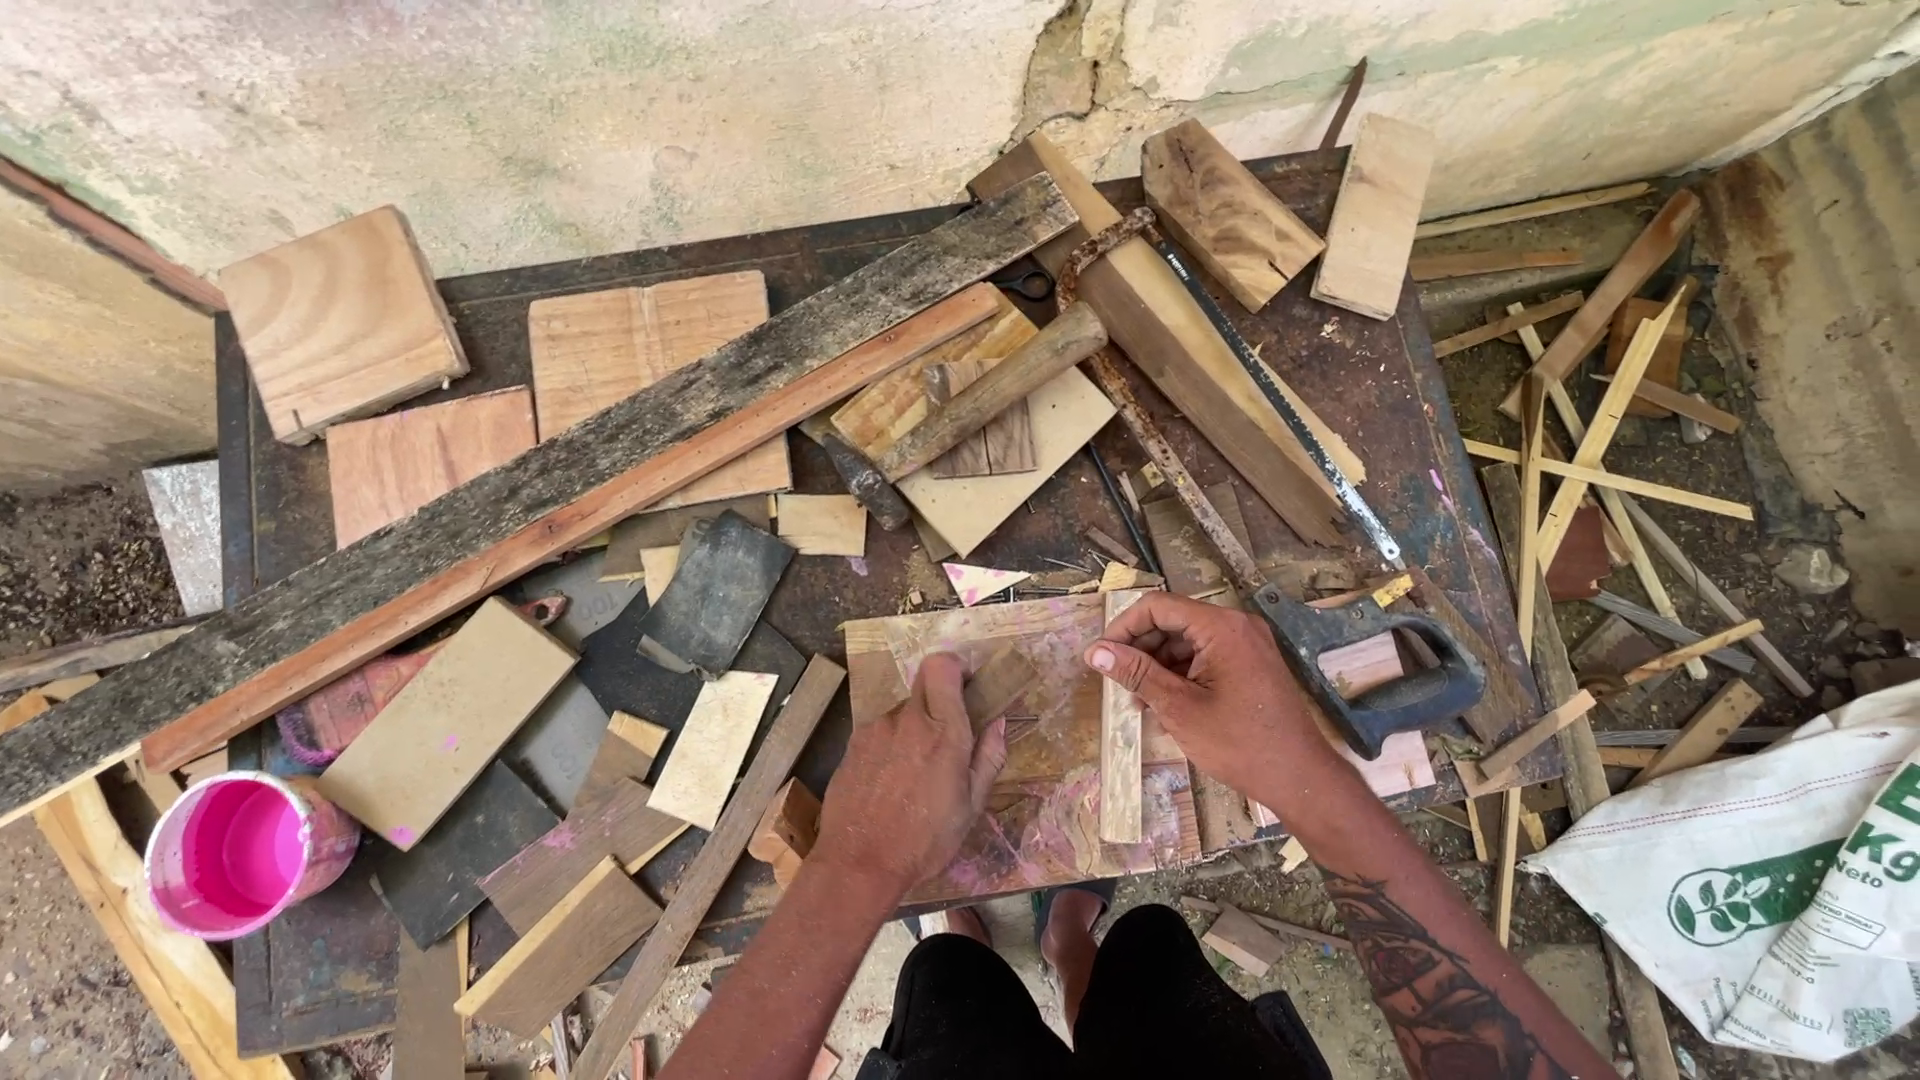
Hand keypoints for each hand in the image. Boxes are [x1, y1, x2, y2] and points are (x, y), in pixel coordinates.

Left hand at [810, 653, 1008, 896]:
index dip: (956, 668)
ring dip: (914, 728)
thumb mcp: (971, 806)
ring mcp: (875, 729)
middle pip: (924, 683)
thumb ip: (988, 757)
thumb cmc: (925, 840)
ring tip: (916, 773)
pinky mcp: (853, 744)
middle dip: (939, 700)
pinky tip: (891, 782)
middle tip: (947, 736)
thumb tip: (998, 723)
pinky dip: (891, 746)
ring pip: (903, 712)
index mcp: (943, 731)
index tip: (966, 688)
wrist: (859, 863)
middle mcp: (907, 720)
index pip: (942, 665)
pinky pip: (881, 732)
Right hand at [1083, 592, 1340, 800]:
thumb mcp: (1178, 707)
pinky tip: (1164, 706)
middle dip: (1140, 650)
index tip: (1101, 656)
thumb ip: (1135, 673)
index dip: (1123, 627)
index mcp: (1221, 627)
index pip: (1158, 606)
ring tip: (1139, 703)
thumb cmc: (1239, 743)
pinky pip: (1204, 657)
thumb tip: (1094, 651)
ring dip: (1157, 666)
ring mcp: (1246, 645)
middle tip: (1118, 684)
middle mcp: (1236, 625)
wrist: (1300, 779)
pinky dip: (1179, 675)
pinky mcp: (1250, 664)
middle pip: (1172, 621)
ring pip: (1185, 641)